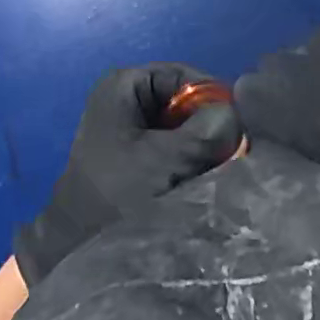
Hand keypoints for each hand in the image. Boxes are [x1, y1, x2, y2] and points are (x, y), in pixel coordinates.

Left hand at [15, 63, 243, 283]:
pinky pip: (172, 150)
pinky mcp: (132, 157)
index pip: (183, 75)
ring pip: (181, 129)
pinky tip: (202, 185)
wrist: (78, 244)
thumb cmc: (118, 192)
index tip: (242, 129)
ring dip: (202, 150)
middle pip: (183, 102)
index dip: (215, 98)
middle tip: (234, 156)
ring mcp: (127, 129)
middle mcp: (124, 99)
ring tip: (219, 173)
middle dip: (210, 127)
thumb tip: (237, 113)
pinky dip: (189, 164)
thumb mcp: (165, 159)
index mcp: (123, 85)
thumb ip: (206, 132)